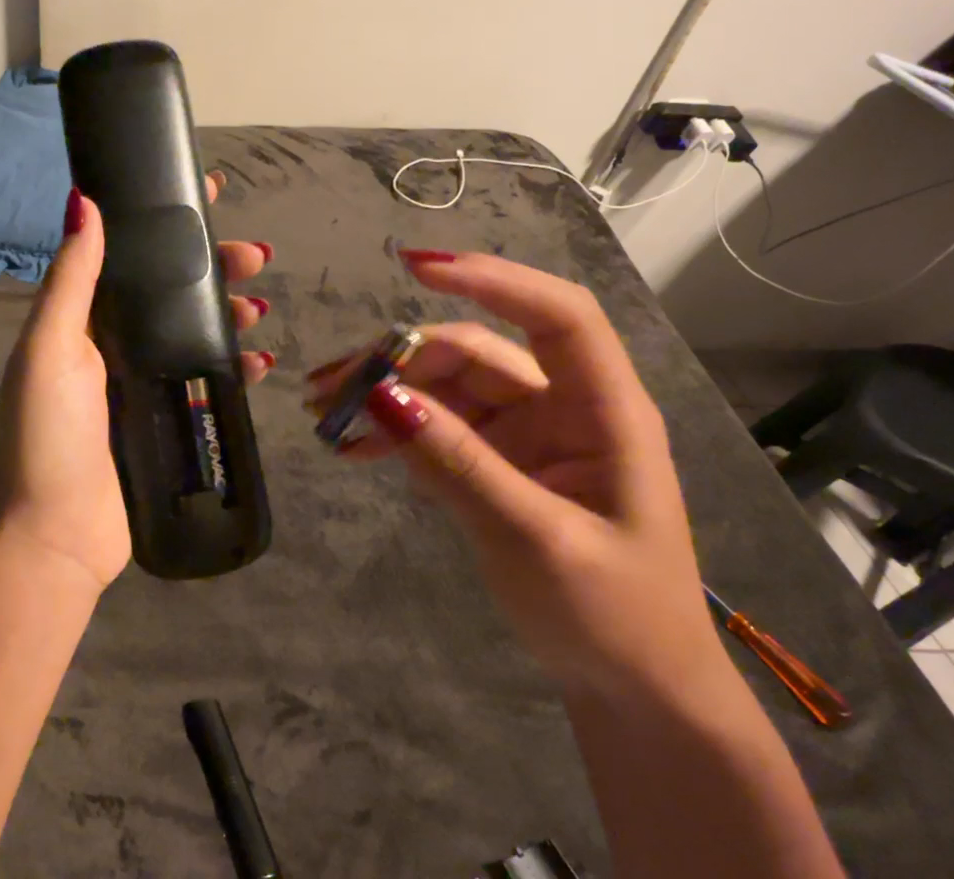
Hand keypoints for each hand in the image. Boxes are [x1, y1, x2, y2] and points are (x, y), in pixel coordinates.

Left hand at [0, 173, 273, 588]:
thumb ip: (71, 278)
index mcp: (77, 322)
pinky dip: (235, 366)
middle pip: (170, 292)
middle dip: (213, 268)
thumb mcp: (51, 347)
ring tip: (260, 308)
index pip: (125, 257)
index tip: (208, 195)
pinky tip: (261, 361)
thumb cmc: (48, 433)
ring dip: (230, 312)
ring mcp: (140, 386)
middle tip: (256, 256)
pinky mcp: (167, 423)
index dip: (162, 226)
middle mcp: (109, 347)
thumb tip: (82, 199)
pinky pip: (208, 382)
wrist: (58, 532)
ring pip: (195, 332)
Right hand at [307, 252, 728, 699]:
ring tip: (323, 417)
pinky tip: (351, 451)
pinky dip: (393, 434)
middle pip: (476, 353)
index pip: (556, 316)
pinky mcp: (496, 466)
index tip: (415, 267)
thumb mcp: (530, 536)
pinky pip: (436, 431)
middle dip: (401, 359)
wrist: (630, 686)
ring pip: (447, 389)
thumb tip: (380, 394)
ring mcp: (525, 438)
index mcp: (603, 412)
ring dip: (386, 396)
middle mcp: (562, 410)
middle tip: (328, 389)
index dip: (492, 280)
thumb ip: (456, 463)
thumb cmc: (610, 613)